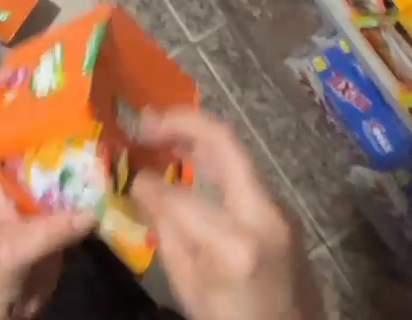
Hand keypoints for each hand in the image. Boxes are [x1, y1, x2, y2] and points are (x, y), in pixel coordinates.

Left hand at [0, 69, 94, 319]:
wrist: (2, 307)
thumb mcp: (16, 247)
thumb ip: (51, 229)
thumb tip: (93, 210)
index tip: (16, 71)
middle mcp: (11, 164)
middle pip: (22, 118)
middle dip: (44, 97)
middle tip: (78, 81)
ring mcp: (34, 182)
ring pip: (51, 144)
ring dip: (73, 130)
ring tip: (104, 111)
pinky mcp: (56, 204)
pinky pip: (74, 176)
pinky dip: (91, 167)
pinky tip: (116, 158)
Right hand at [131, 107, 321, 319]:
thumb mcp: (188, 288)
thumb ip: (165, 230)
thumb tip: (142, 185)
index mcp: (235, 244)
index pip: (178, 195)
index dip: (146, 183)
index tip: (128, 176)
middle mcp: (264, 215)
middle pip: (222, 143)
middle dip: (178, 123)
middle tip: (141, 122)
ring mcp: (280, 211)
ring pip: (233, 153)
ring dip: (194, 137)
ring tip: (158, 134)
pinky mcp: (282, 214)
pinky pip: (240, 174)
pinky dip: (209, 160)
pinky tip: (186, 163)